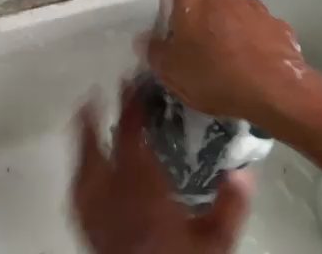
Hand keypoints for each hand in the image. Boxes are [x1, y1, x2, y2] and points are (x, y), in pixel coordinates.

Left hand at [72, 82, 250, 253]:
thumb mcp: (216, 244)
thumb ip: (230, 207)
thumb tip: (244, 172)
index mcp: (147, 194)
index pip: (134, 141)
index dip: (131, 109)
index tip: (132, 85)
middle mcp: (116, 199)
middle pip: (100, 147)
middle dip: (99, 115)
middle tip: (101, 91)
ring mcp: (97, 215)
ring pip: (83, 166)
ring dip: (84, 137)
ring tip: (85, 113)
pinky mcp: (88, 230)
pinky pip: (77, 193)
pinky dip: (78, 168)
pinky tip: (81, 163)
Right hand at [145, 0, 309, 126]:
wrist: (273, 90)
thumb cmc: (213, 76)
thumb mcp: (170, 72)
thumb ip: (154, 51)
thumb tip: (147, 39)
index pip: (175, 2)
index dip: (175, 26)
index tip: (179, 49)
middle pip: (206, 7)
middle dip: (204, 27)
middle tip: (203, 59)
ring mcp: (253, 6)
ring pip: (234, 18)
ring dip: (231, 34)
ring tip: (232, 67)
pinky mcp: (278, 23)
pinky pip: (259, 33)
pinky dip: (255, 46)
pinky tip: (255, 70)